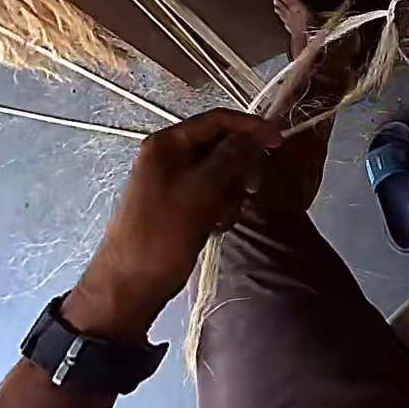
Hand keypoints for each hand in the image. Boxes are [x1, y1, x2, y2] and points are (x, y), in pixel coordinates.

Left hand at [64, 110, 281, 342]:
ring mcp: (175, 181)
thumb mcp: (201, 190)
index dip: (251, 127)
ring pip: (222, 171)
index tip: (279, 141)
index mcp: (167, 144)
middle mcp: (170, 156)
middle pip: (222, 145)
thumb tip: (253, 135)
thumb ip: (230, 157)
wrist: (129, 287)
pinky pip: (213, 193)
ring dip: (231, 191)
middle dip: (240, 166)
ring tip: (223, 215)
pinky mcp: (182, 204)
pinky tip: (216, 225)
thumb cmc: (162, 233)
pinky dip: (221, 206)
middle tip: (253, 187)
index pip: (218, 120)